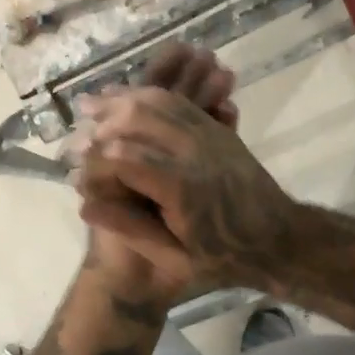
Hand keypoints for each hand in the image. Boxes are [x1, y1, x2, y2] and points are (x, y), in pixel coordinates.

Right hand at [75, 86, 298, 291]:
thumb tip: (84, 206)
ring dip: (123, 100)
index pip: (124, 157)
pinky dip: (150, 94)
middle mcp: (193, 153)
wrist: (279, 239)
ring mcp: (209, 135)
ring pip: (158, 101)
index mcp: (182, 189)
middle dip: (104, 121)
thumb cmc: (223, 258)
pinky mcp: (217, 129)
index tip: (76, 170)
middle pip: (138, 118)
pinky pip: (179, 102)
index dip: (95, 159)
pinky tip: (131, 98)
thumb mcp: (175, 259)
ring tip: (94, 106)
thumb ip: (130, 230)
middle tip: (79, 132)